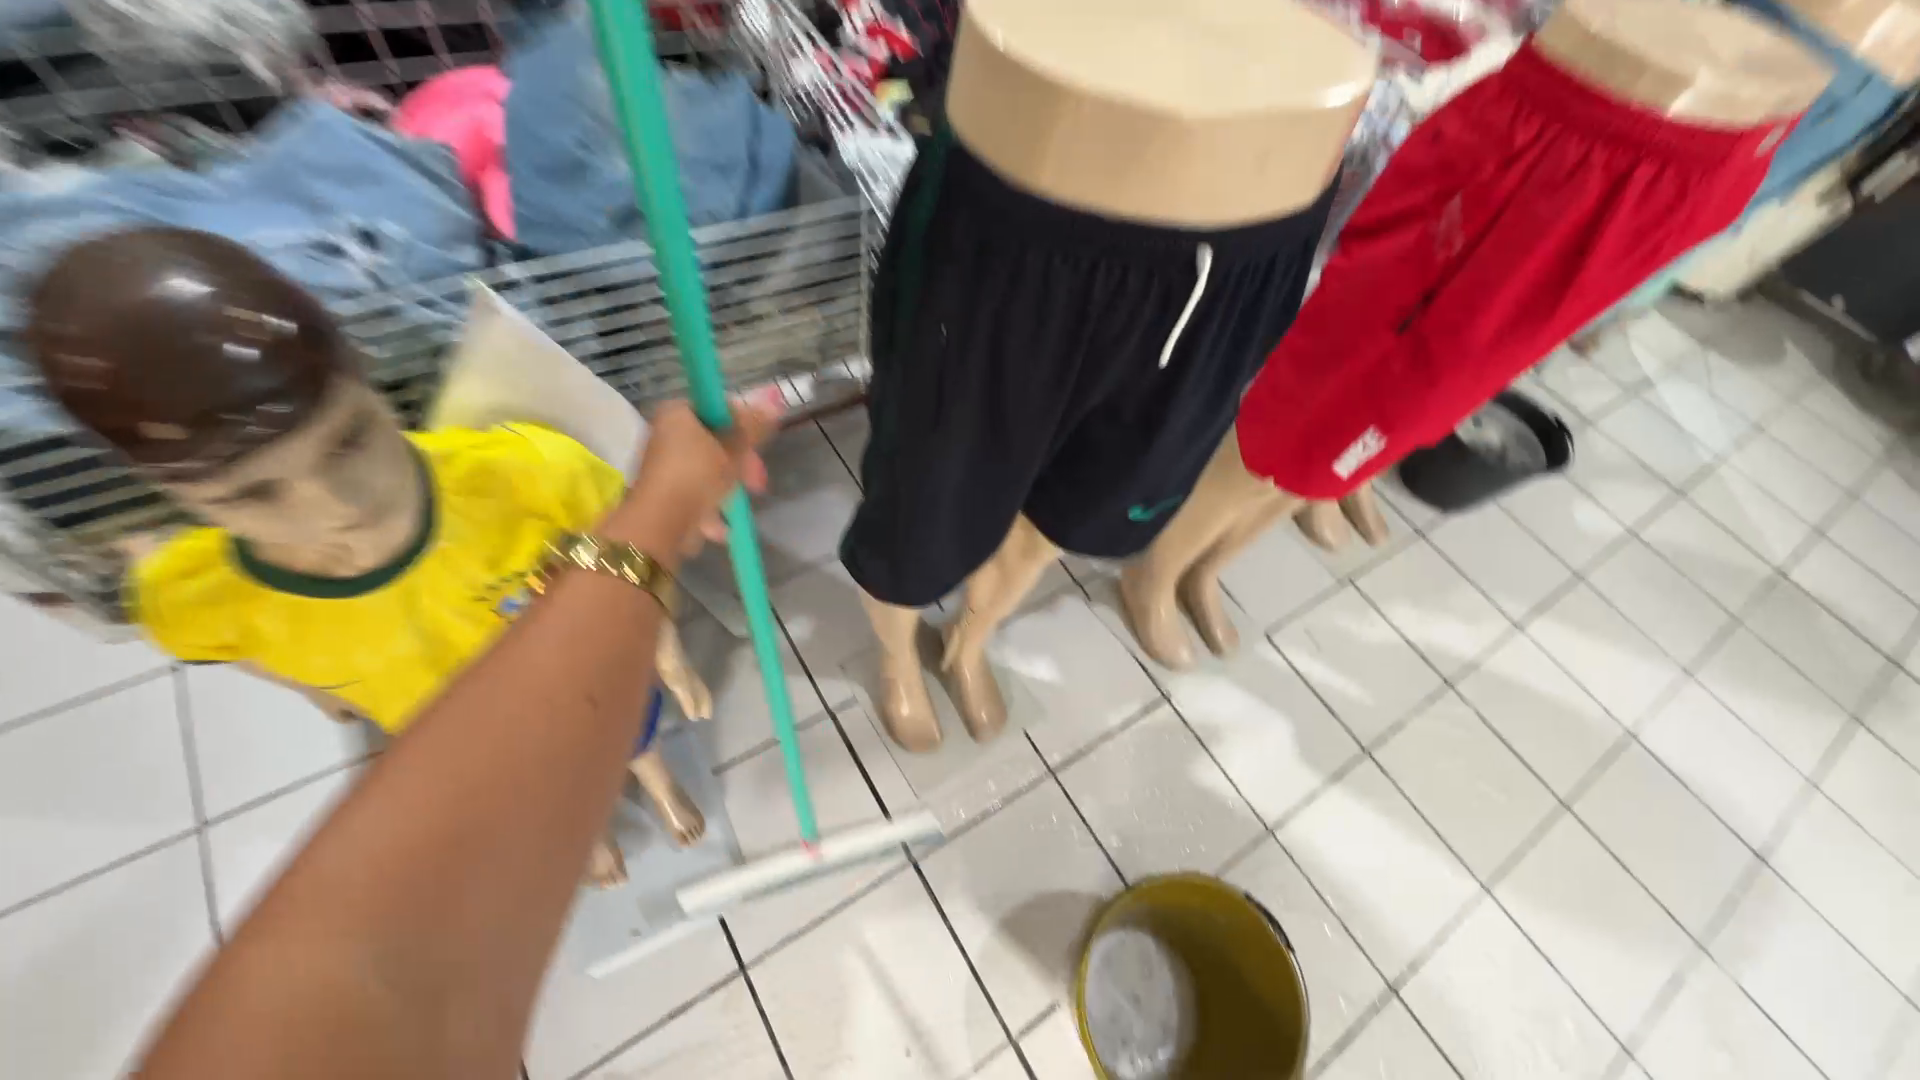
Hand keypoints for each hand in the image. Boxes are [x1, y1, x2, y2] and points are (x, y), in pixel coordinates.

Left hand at [619, 399, 777, 556]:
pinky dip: (711, 506)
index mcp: (676, 413)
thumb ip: (754, 427)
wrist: (661, 523)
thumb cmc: (697, 475)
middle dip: (740, 463)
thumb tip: (774, 403)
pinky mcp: (663, 492)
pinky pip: (696, 492)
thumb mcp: (734, 449)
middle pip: (714, 441)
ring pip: (708, 469)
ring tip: (737, 502)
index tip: (759, 447)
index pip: (718, 408)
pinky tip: (722, 527)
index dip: (744, 426)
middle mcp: (665, 433)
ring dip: (728, 486)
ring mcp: (662, 465)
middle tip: (756, 482)